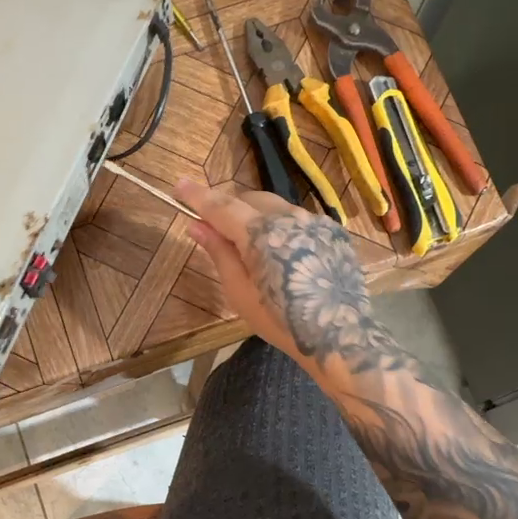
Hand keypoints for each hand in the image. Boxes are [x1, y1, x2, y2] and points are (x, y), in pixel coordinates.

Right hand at [175, 180, 411, 383]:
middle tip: (216, 228)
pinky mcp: (332, 231)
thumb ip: (219, 252)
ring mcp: (314, 221)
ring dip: (257, 218)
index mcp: (260, 234)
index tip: (179, 185)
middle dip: (229, 208)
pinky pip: (298, 220)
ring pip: (275, 207)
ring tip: (252, 245)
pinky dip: (282, 228)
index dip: (198, 196)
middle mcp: (288, 217)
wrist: (338, 334)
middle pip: (249, 200)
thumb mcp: (240, 293)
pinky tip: (283, 254)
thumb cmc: (280, 321)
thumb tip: (196, 225)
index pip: (221, 206)